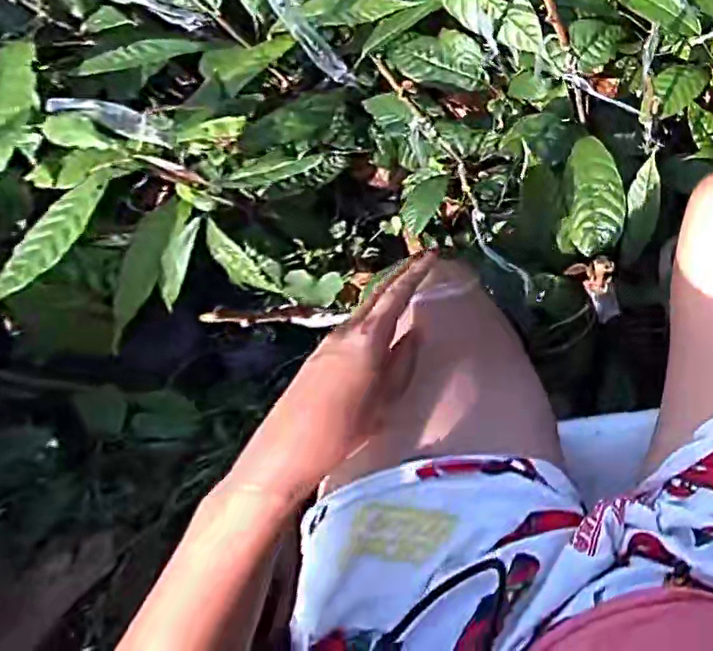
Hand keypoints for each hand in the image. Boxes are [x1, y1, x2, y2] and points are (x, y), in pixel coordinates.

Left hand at [221, 251, 433, 502]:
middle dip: (401, 274)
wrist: (279, 457)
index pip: (396, 293)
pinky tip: (379, 324)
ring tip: (406, 288)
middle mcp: (347, 331)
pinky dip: (372, 313)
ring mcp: (328, 342)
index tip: (433, 254)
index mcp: (368, 338)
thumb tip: (414, 334)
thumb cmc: (341, 433)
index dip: (416, 272)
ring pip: (364, 308)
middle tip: (423, 262)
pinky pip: (354, 324)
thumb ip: (403, 364)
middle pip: (377, 293)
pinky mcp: (318, 356)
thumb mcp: (385, 402)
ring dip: (385, 293)